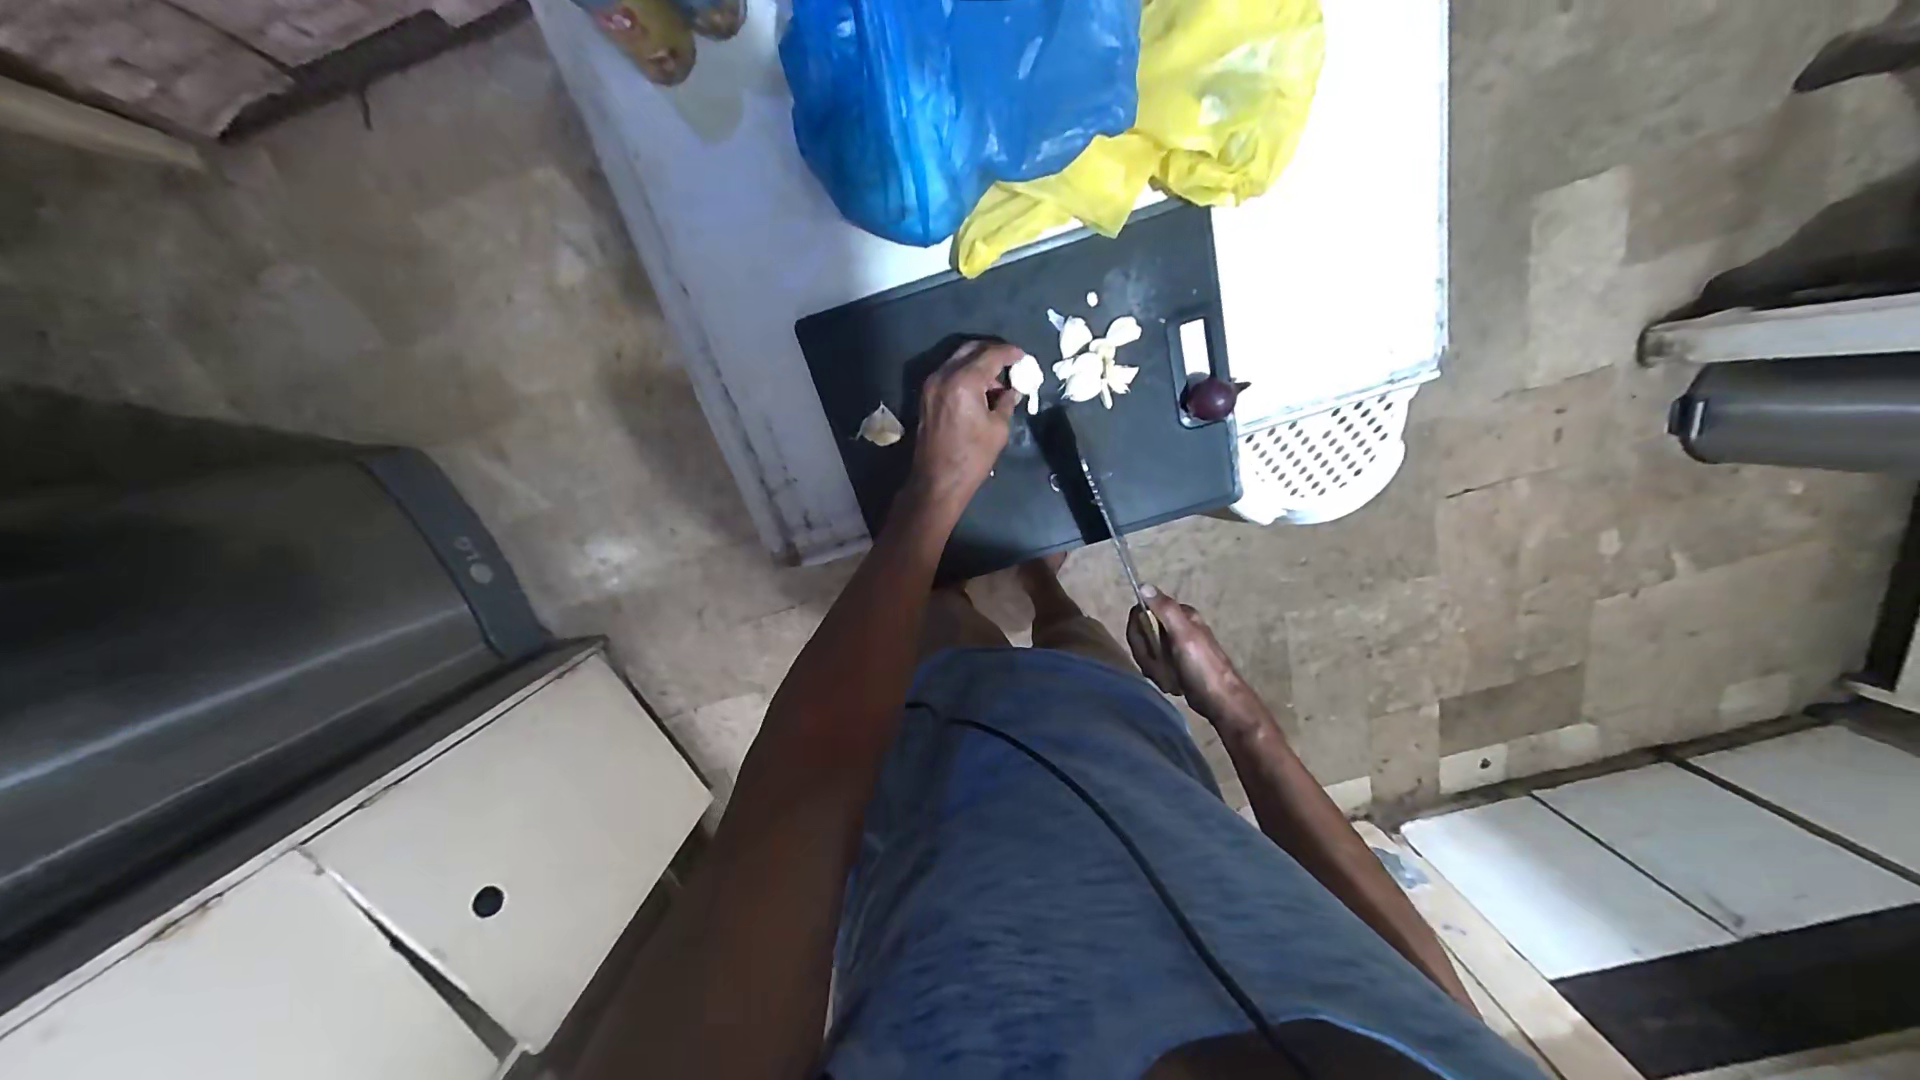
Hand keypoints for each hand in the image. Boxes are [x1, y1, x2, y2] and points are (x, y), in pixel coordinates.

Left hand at [907, 340, 1023, 515]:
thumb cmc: (972, 458)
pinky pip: (949, 373)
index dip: (1009, 353)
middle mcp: (943, 376)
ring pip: (958, 360)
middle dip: (992, 352)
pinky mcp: (926, 395)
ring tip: (997, 381)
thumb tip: (1012, 391)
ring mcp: (931, 384)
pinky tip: (979, 389)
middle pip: (971, 350)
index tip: (1022, 356)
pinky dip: (965, 373)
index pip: (990, 355)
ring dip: (978, 363)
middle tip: (1010, 362)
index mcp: (963, 382)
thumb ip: (1006, 402)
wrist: (937, 481)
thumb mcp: (998, 429)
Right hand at [1128, 586, 1260, 729]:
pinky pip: (1155, 664)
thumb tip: (1144, 585)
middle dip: (1147, 655)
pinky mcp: (1177, 662)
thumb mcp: (1184, 635)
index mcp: (1181, 614)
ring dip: (1154, 668)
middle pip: (1143, 634)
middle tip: (1162, 668)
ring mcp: (1177, 645)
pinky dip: (1161, 675)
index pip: (1142, 612)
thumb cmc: (1203, 667)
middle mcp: (1178, 625)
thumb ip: (1165, 610)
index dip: (1139, 633)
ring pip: (1147, 651)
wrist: (1221, 701)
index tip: (1148, 650)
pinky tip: (1173, 684)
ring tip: (1170, 678)